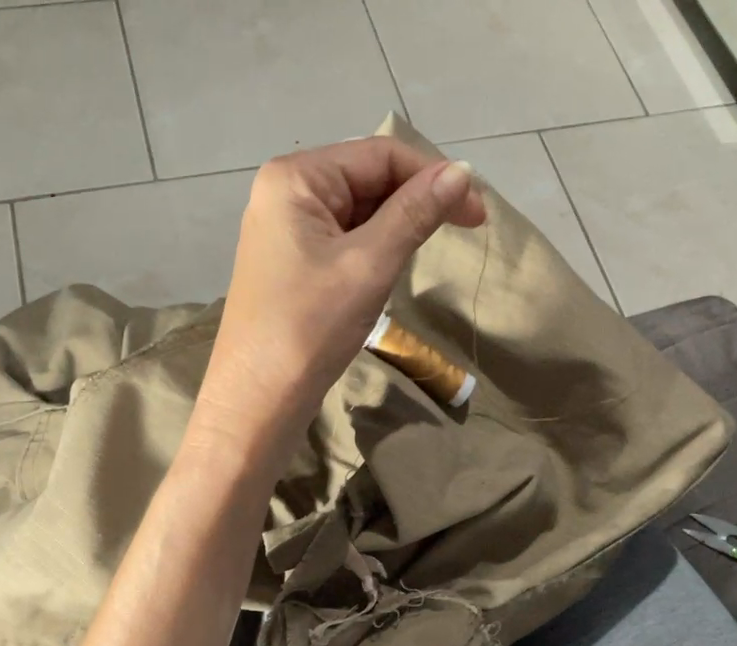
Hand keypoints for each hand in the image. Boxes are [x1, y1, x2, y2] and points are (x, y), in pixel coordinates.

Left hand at [197, 137, 487, 452]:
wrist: (258, 399)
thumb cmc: (309, 327)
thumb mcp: (368, 266)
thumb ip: (414, 214)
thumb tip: (463, 172)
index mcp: (296, 178)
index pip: (380, 155)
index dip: (434, 176)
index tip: (477, 213)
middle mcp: (287, 192)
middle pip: (369, 177)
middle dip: (418, 200)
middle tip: (466, 230)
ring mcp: (287, 229)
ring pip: (360, 210)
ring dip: (400, 225)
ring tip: (429, 251)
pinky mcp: (294, 263)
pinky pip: (346, 239)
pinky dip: (377, 248)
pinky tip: (394, 268)